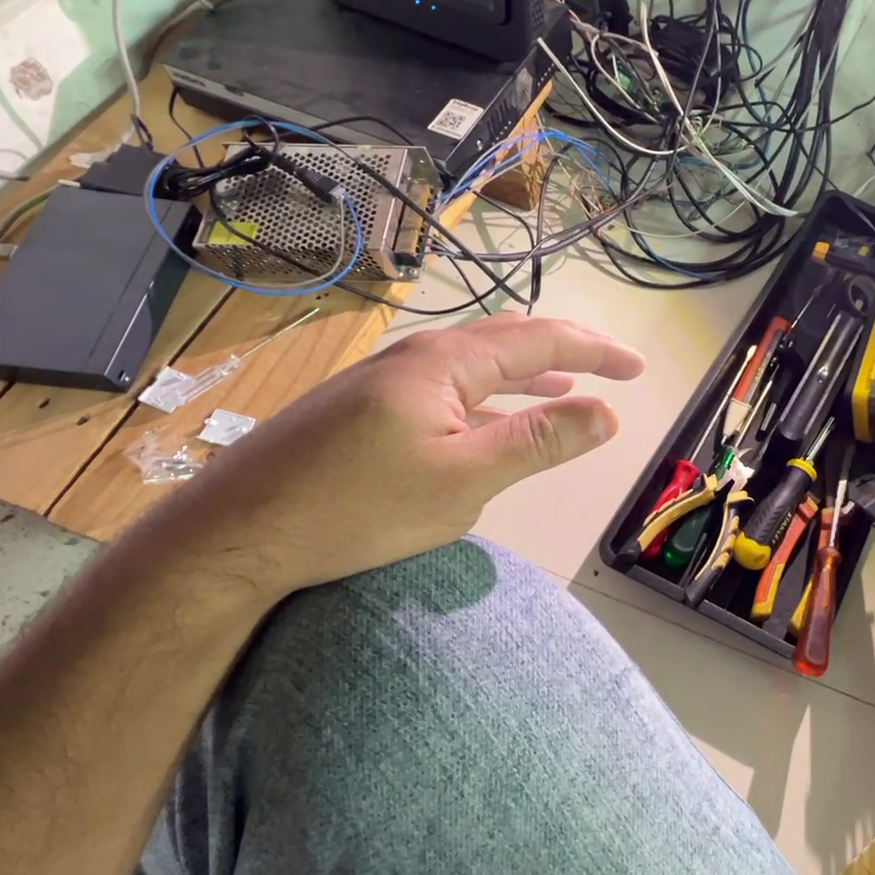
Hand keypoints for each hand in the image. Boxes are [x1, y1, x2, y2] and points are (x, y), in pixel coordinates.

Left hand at [144, 315, 644, 595]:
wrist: (235, 534)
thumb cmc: (359, 508)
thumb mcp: (465, 480)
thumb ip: (539, 441)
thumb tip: (605, 412)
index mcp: (446, 362)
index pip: (541, 340)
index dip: (597, 352)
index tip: (639, 368)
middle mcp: (417, 357)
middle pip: (507, 342)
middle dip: (566, 353)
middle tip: (611, 369)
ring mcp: (385, 382)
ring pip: (475, 368)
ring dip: (527, 376)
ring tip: (567, 387)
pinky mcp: (364, 412)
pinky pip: (448, 392)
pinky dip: (488, 400)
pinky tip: (490, 422)